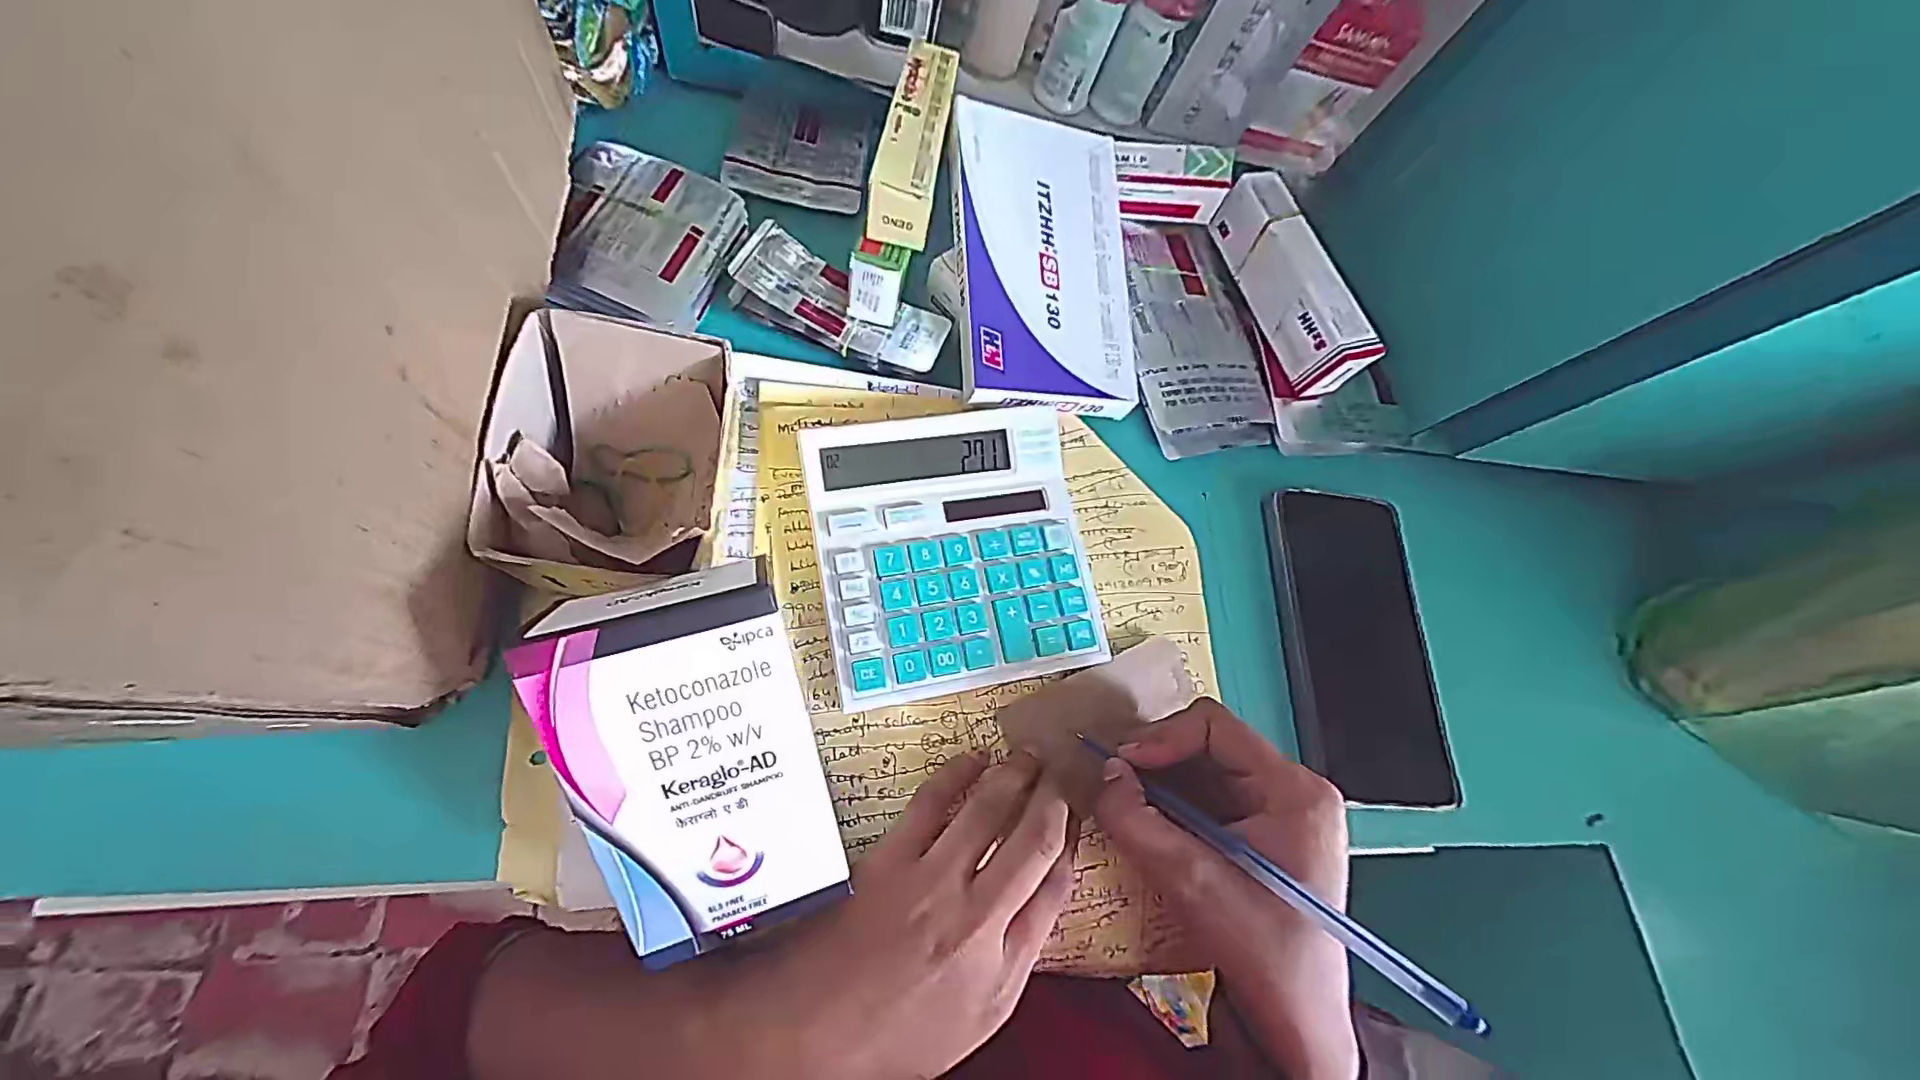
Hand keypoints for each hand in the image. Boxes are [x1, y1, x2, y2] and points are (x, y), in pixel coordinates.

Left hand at [752, 751, 1075, 1079]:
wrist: (821, 1025)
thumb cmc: (904, 1026)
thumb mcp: (984, 1009)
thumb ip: (1024, 948)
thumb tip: (1048, 889)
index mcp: (1003, 956)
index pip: (1057, 882)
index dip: (1072, 837)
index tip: (1075, 812)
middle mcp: (974, 914)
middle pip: (1034, 837)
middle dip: (1054, 796)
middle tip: (1061, 771)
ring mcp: (930, 880)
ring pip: (988, 808)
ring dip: (1015, 774)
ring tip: (1027, 757)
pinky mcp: (890, 857)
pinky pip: (932, 800)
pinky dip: (958, 772)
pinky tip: (974, 760)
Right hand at [1094, 699, 1358, 1079]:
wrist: (1297, 1028)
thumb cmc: (1269, 960)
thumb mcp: (1195, 884)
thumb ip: (1140, 823)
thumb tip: (1106, 775)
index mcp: (1296, 791)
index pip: (1215, 727)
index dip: (1162, 737)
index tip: (1123, 761)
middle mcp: (1291, 791)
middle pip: (1206, 745)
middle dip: (1156, 760)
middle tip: (1116, 780)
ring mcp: (1276, 811)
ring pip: (1201, 770)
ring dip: (1159, 781)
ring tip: (1125, 800)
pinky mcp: (1257, 831)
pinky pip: (1203, 797)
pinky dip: (1169, 802)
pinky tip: (1146, 820)